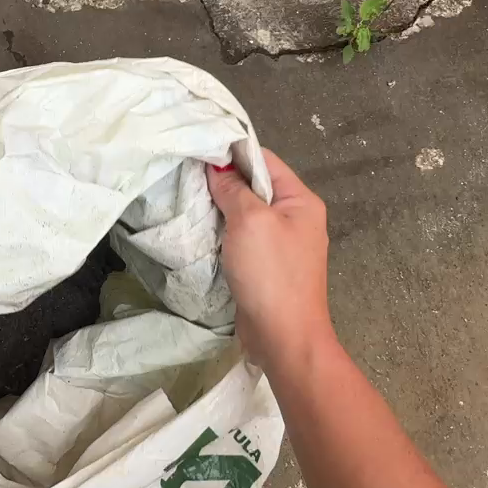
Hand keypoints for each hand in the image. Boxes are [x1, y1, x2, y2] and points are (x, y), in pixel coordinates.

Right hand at [207, 150, 335, 372]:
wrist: (284, 337)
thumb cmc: (271, 273)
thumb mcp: (250, 221)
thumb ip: (233, 189)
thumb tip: (216, 167)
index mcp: (300, 200)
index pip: (264, 160)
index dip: (232, 153)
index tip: (198, 151)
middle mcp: (295, 216)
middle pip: (254, 185)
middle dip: (223, 180)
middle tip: (187, 176)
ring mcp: (281, 242)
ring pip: (245, 211)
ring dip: (219, 207)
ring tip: (188, 199)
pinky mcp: (266, 263)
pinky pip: (241, 235)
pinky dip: (222, 230)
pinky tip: (200, 229)